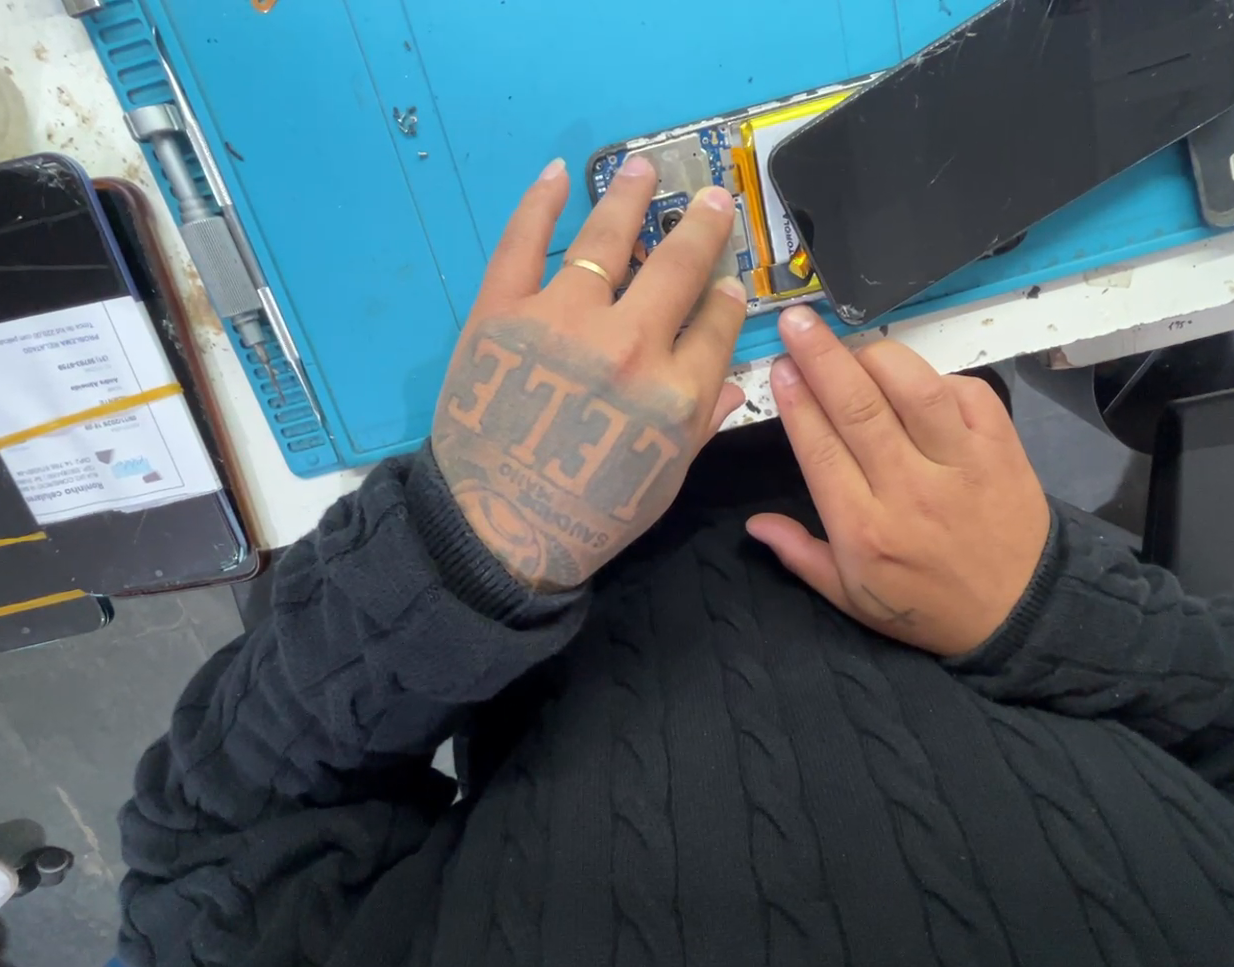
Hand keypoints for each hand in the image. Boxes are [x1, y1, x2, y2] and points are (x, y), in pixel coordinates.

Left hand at [431, 157, 746, 590]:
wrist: (498, 531)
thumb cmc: (592, 518)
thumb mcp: (665, 482)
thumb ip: (702, 425)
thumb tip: (736, 381)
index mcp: (676, 393)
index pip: (716, 326)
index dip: (726, 300)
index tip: (728, 286)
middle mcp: (629, 345)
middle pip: (677, 269)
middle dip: (703, 230)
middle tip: (713, 202)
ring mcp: (563, 321)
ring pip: (606, 241)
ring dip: (631, 197)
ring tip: (644, 167)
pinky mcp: (502, 311)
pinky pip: (523, 244)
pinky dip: (539, 204)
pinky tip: (558, 175)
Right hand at [746, 307, 1051, 655]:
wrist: (1020, 615)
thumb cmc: (924, 606)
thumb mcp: (851, 598)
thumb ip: (801, 556)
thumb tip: (753, 524)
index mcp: (865, 530)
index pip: (821, 450)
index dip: (797, 403)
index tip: (778, 367)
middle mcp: (910, 490)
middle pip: (859, 409)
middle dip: (823, 358)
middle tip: (797, 321)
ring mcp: (961, 465)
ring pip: (914, 391)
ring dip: (875, 356)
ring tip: (849, 340)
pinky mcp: (1001, 448)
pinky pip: (965, 393)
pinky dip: (933, 375)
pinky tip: (908, 375)